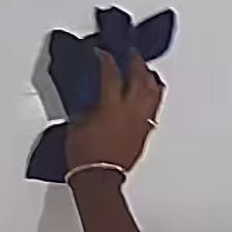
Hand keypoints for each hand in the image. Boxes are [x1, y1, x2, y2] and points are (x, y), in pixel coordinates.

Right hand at [65, 50, 163, 173]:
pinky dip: (152, 96)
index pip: (111, 75)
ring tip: (145, 71)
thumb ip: (87, 110)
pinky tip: (150, 94)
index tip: (102, 53)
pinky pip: (154, 108)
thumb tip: (93, 103)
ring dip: (149, 78)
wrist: (98, 178)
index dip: (107, 60)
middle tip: (131, 54)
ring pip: (153, 92)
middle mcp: (131, 112)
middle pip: (139, 78)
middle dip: (135, 62)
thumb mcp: (77, 126)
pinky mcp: (145, 132)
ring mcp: (141, 121)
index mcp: (111, 107)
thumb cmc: (85, 156)